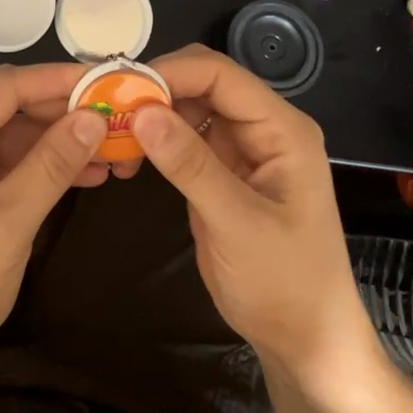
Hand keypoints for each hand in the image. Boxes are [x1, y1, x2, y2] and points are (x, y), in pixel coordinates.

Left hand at [0, 63, 105, 398]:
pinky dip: (36, 160)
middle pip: (4, 100)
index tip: (106, 81)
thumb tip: (94, 117)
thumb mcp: (11, 221)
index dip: (57, 80)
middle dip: (58, 107)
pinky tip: (81, 171)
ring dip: (52, 136)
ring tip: (108, 150)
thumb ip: (52, 162)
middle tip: (112, 113)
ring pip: (5, 126)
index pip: (4, 87)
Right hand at [132, 46, 412, 412]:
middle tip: (108, 108)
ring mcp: (240, 147)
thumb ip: (191, 166)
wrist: (304, 340)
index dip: (170, 72)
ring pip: (187, 104)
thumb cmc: (285, 282)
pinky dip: (153, 138)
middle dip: (155, 88)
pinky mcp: (219, 169)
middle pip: (202, 81)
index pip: (220, 74)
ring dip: (150, 112)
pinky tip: (127, 155)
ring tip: (112, 132)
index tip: (121, 89)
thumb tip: (142, 111)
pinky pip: (181, 135)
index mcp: (282, 129)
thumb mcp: (238, 224)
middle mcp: (262, 127)